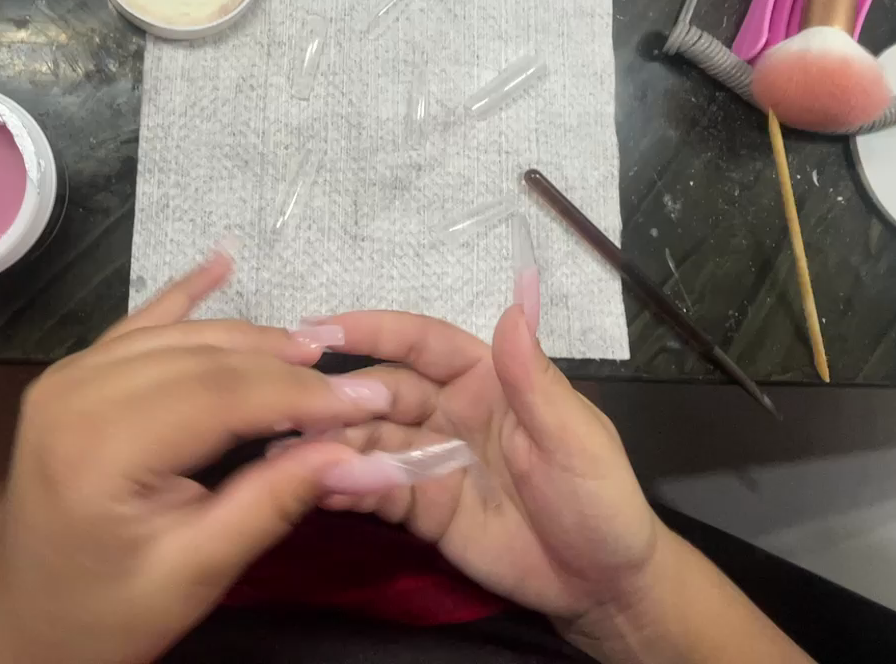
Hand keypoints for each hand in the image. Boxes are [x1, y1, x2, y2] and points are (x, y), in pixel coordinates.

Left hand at [0, 250, 407, 663]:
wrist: (20, 623)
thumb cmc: (107, 614)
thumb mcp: (196, 573)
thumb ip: (274, 502)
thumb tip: (360, 454)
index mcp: (101, 449)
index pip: (222, 396)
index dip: (300, 393)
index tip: (367, 397)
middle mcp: (78, 392)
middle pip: (206, 358)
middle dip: (285, 365)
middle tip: (351, 378)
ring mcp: (71, 373)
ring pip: (184, 335)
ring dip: (252, 338)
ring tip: (313, 346)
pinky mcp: (74, 370)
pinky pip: (141, 322)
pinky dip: (186, 293)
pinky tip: (222, 260)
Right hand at [317, 302, 662, 647]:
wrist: (602, 587)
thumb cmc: (597, 497)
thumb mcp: (575, 438)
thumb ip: (535, 381)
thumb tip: (512, 308)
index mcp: (483, 376)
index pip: (420, 343)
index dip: (373, 330)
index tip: (322, 329)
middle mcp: (446, 409)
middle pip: (382, 392)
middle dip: (340, 397)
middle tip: (294, 409)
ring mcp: (428, 458)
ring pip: (370, 439)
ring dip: (334, 443)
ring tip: (292, 455)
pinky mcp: (419, 506)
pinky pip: (376, 488)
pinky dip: (348, 485)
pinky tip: (323, 488)